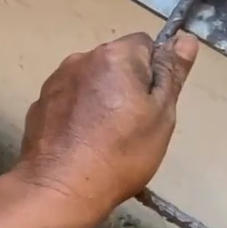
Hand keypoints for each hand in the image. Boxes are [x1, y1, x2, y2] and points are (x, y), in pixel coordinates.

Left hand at [9, 32, 198, 227]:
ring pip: (93, 80)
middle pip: (117, 61)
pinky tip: (85, 141)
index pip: (146, 44)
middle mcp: (82, 58)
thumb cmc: (122, 153)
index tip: (155, 104)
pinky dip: (81, 112)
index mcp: (116, 56)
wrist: (60, 189)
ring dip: (103, 97)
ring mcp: (56, 80)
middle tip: (137, 124)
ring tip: (108, 136)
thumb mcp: (161, 116)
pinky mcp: (40, 104)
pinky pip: (71, 99)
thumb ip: (172, 74)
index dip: (156, 72)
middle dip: (129, 84)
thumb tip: (186, 39)